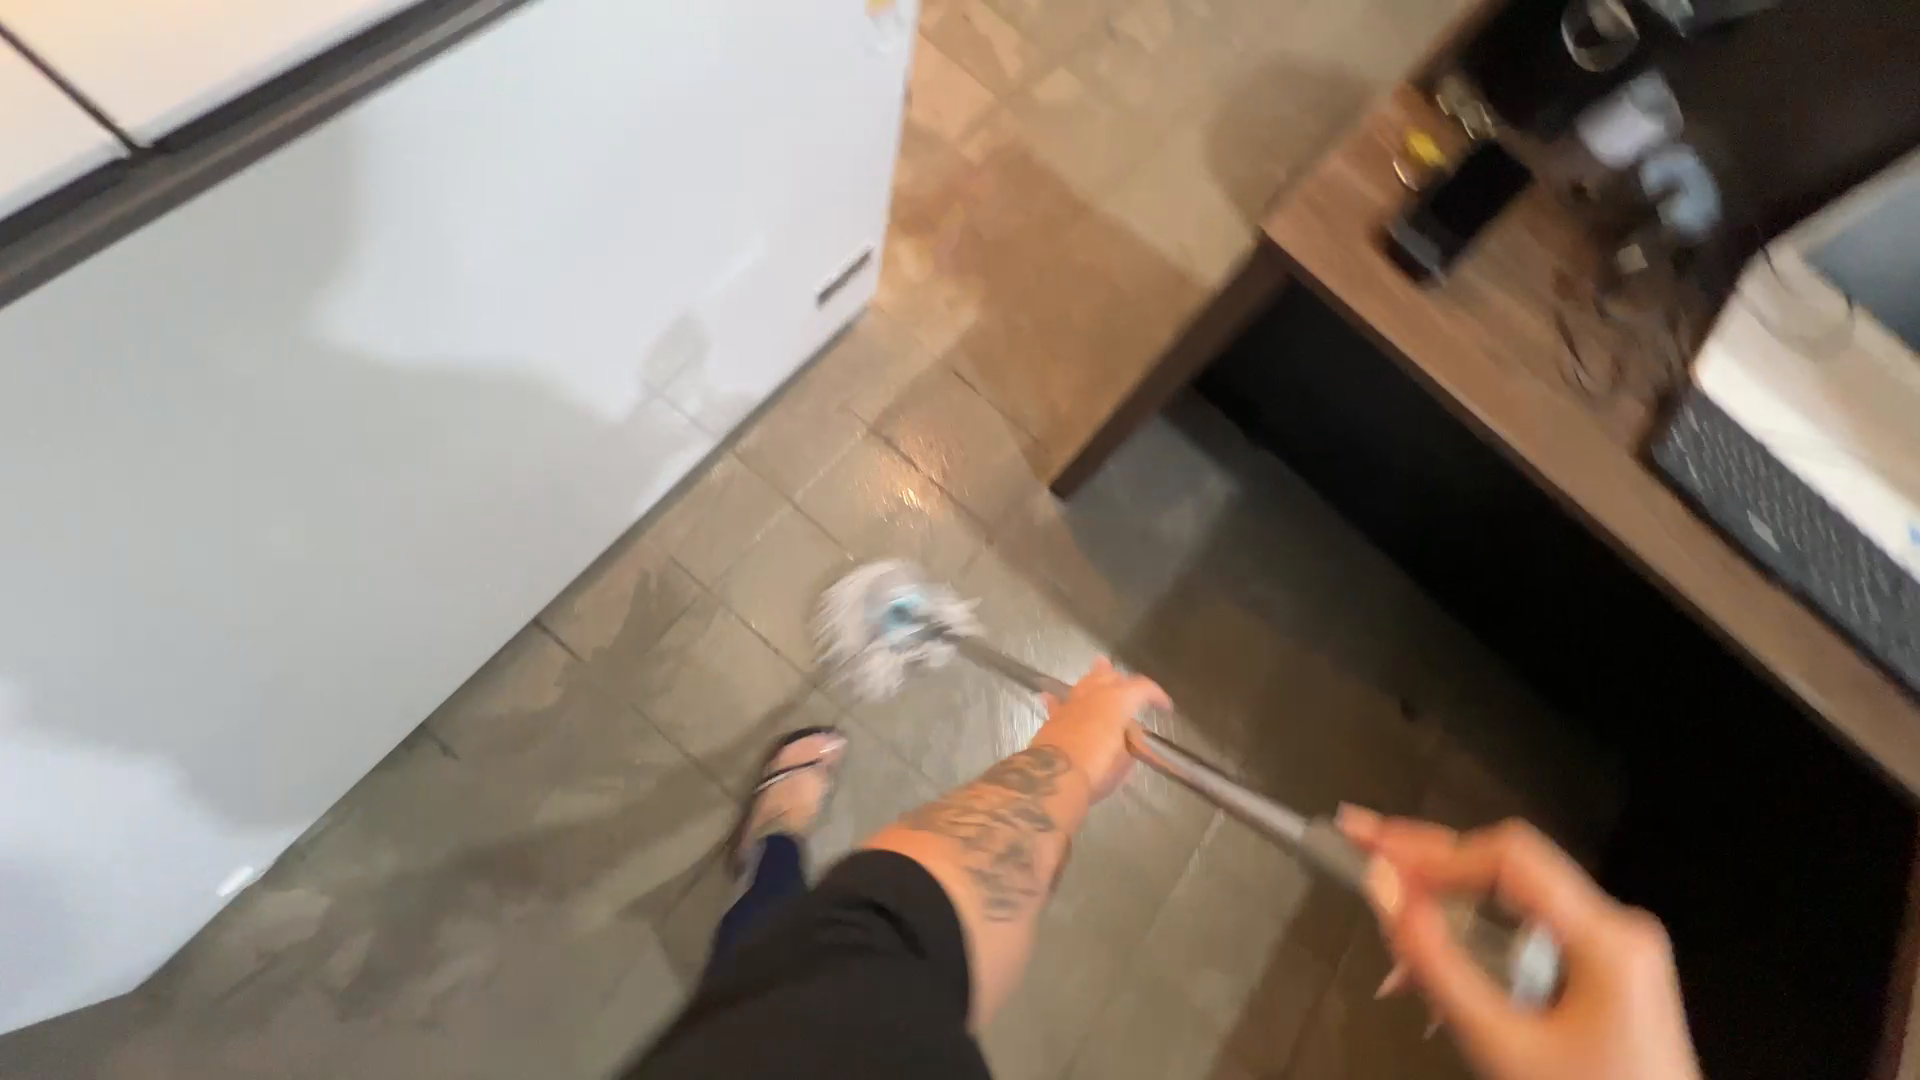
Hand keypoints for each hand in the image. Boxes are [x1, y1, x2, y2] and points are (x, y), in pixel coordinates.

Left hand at [1030, 658, 1168, 802]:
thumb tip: (1124, 738)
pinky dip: (1060, 699)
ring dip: (1095, 678)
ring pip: (1085, 682)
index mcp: (1118, 701)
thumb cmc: (1097, 768)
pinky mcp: (1053, 717)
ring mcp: (1071, 703)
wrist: (1054, 776)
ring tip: (1101, 668)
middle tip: (1132, 690)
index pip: (1143, 688)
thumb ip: (1127, 744)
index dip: (1157, 695)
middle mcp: (1094, 695)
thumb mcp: (1124, 761)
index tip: (1165, 707)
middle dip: (1123, 680)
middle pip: (1110, 676)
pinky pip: (1058, 702)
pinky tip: (1051, 695)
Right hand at [1338, 809, 1702, 1079]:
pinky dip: (1461, 929)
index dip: (1435, 850)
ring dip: (1436, 898)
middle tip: (1354, 835)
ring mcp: (1605, 940)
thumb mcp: (1501, 1042)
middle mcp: (1612, 923)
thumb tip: (1379, 884)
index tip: (1375, 857)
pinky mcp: (1593, 959)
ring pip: (1500, 889)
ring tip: (1381, 912)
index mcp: (1606, 938)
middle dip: (1421, 854)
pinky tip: (1421, 954)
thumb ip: (1434, 961)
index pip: (1507, 857)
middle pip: (1500, 862)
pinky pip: (1513, 922)